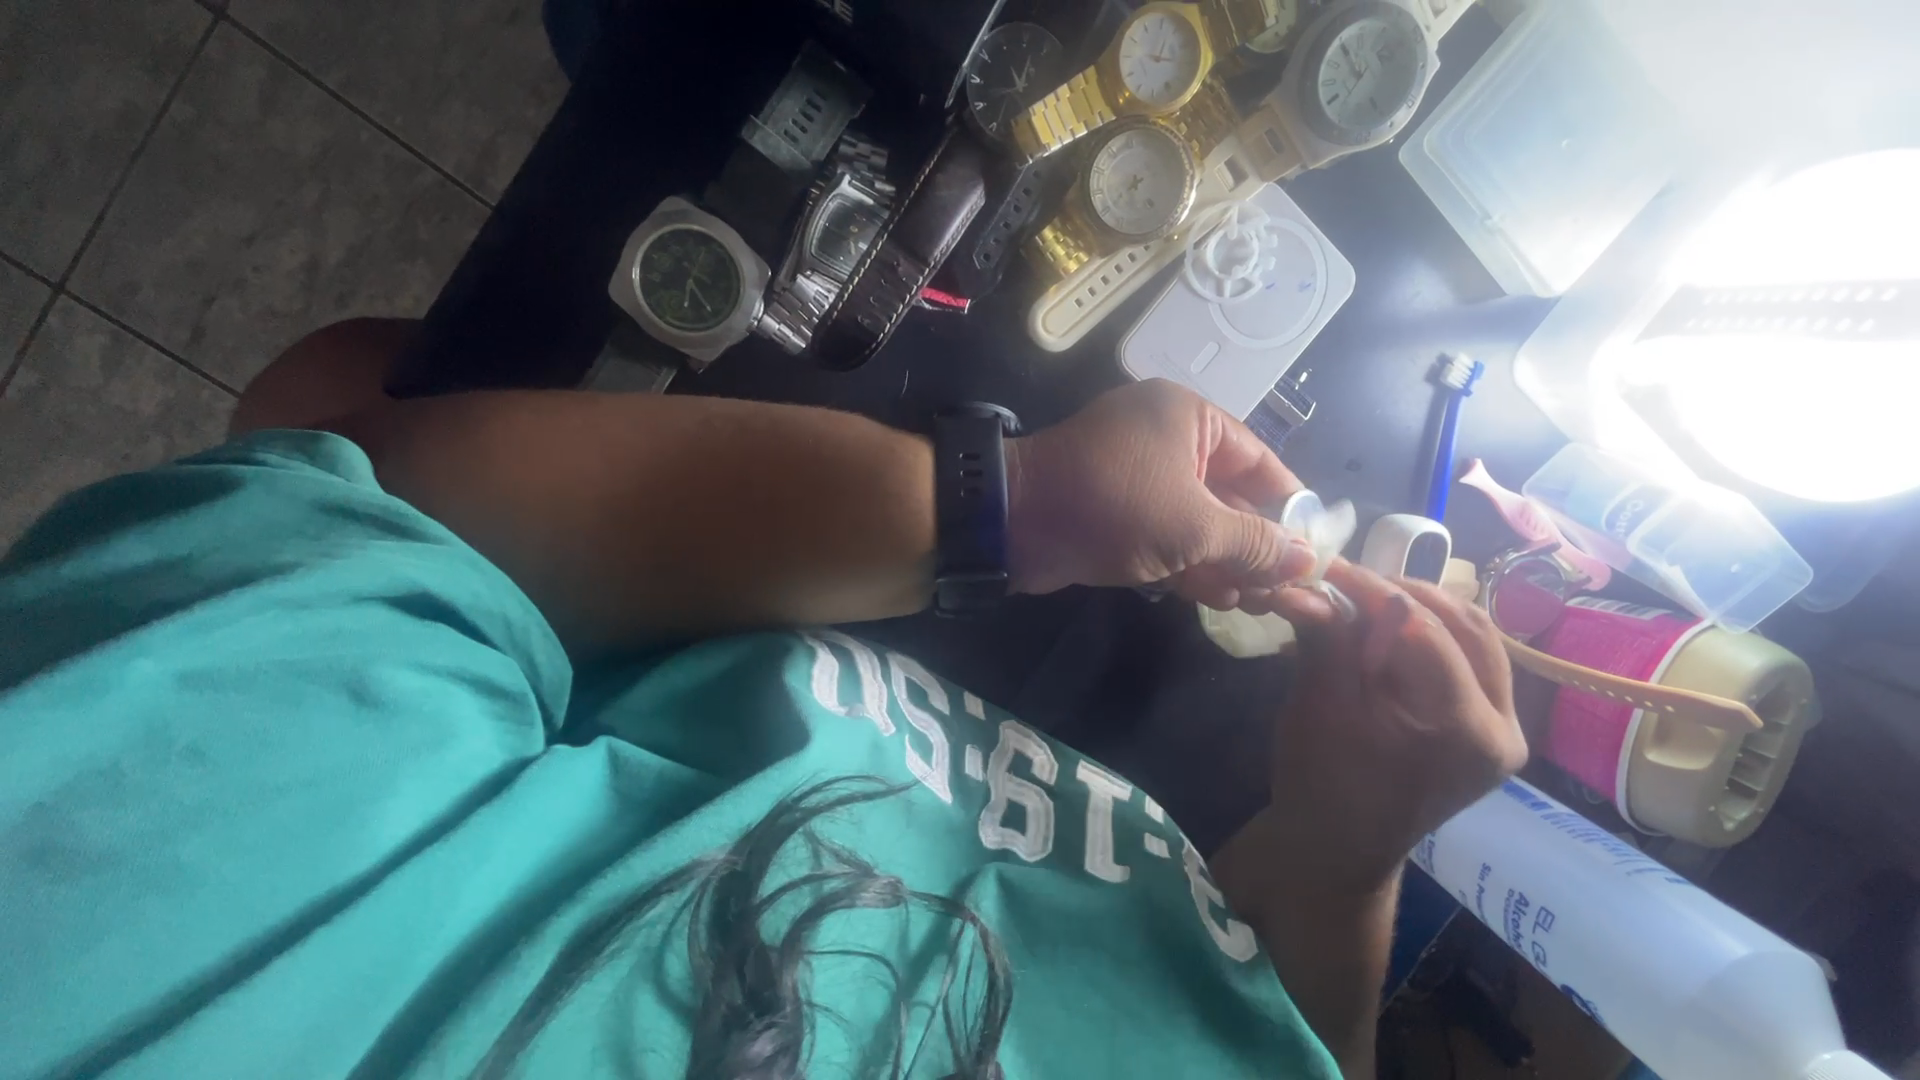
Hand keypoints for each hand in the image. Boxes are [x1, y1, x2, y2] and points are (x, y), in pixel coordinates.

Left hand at [1004, 380, 1314, 607]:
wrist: (1015, 525)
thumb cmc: (1114, 507)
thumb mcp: (1194, 525)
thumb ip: (1253, 543)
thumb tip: (1306, 559)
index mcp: (1189, 419)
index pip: (1260, 461)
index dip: (1290, 507)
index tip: (1315, 549)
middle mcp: (1165, 440)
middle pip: (1229, 494)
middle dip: (1256, 545)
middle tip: (1285, 591)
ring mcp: (1137, 478)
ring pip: (1197, 521)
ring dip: (1225, 562)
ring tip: (1259, 604)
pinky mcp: (1115, 513)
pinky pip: (1165, 536)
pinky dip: (1189, 564)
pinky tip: (1221, 600)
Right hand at [1267, 561, 1526, 889]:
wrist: (1336, 844)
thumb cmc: (1321, 781)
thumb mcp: (1319, 706)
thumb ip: (1326, 637)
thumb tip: (1305, 581)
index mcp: (1466, 730)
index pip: (1427, 632)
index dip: (1373, 590)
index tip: (1328, 567)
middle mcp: (1503, 727)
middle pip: (1467, 626)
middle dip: (1403, 593)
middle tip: (1348, 580)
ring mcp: (1503, 729)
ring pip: (1474, 638)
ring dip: (1419, 610)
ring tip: (1365, 600)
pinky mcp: (1486, 728)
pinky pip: (1467, 660)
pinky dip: (1427, 635)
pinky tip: (1386, 630)